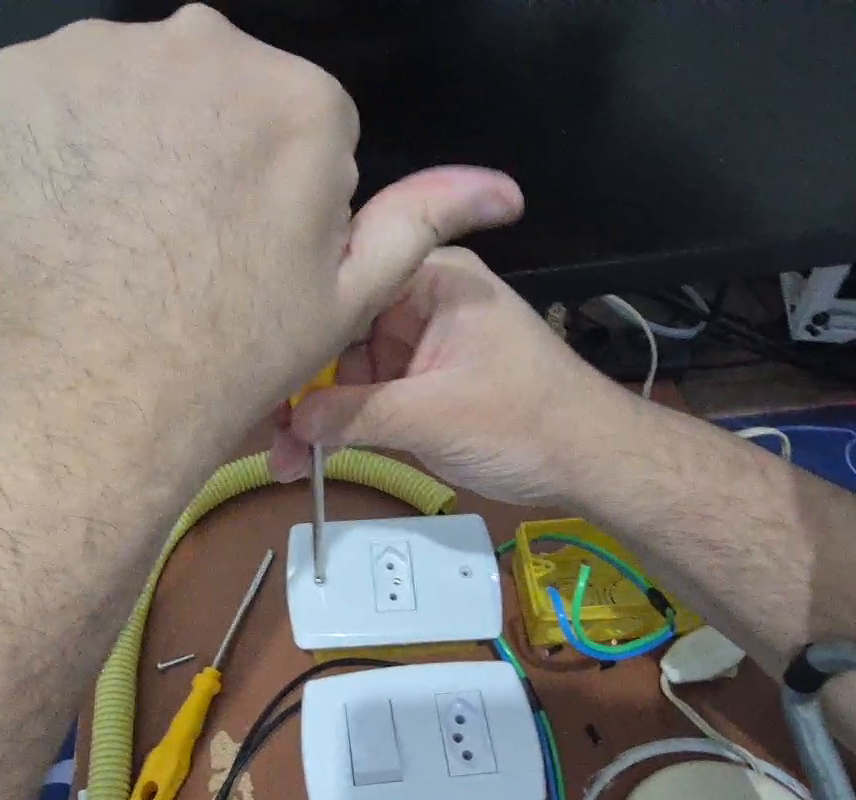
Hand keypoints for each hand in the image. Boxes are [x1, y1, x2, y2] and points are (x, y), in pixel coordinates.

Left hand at [0, 6, 522, 429]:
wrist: (96, 395)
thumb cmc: (232, 356)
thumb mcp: (343, 300)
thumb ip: (418, 223)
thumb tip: (500, 189)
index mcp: (302, 102)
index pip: (293, 129)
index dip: (271, 194)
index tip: (243, 253)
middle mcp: (205, 46)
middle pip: (213, 96)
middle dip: (206, 158)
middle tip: (179, 249)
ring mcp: (98, 55)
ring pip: (132, 93)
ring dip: (133, 148)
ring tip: (121, 238)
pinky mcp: (13, 79)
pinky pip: (53, 103)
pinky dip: (61, 147)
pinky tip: (69, 215)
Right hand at [268, 247, 624, 504]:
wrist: (590, 464)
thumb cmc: (526, 424)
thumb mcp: (433, 417)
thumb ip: (355, 415)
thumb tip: (290, 424)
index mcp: (431, 279)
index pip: (348, 280)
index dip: (302, 325)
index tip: (264, 372)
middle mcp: (417, 303)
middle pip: (338, 332)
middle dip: (302, 386)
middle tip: (269, 434)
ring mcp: (415, 346)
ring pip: (344, 371)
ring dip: (314, 416)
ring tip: (285, 460)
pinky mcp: (415, 385)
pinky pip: (362, 398)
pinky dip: (338, 427)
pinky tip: (307, 456)